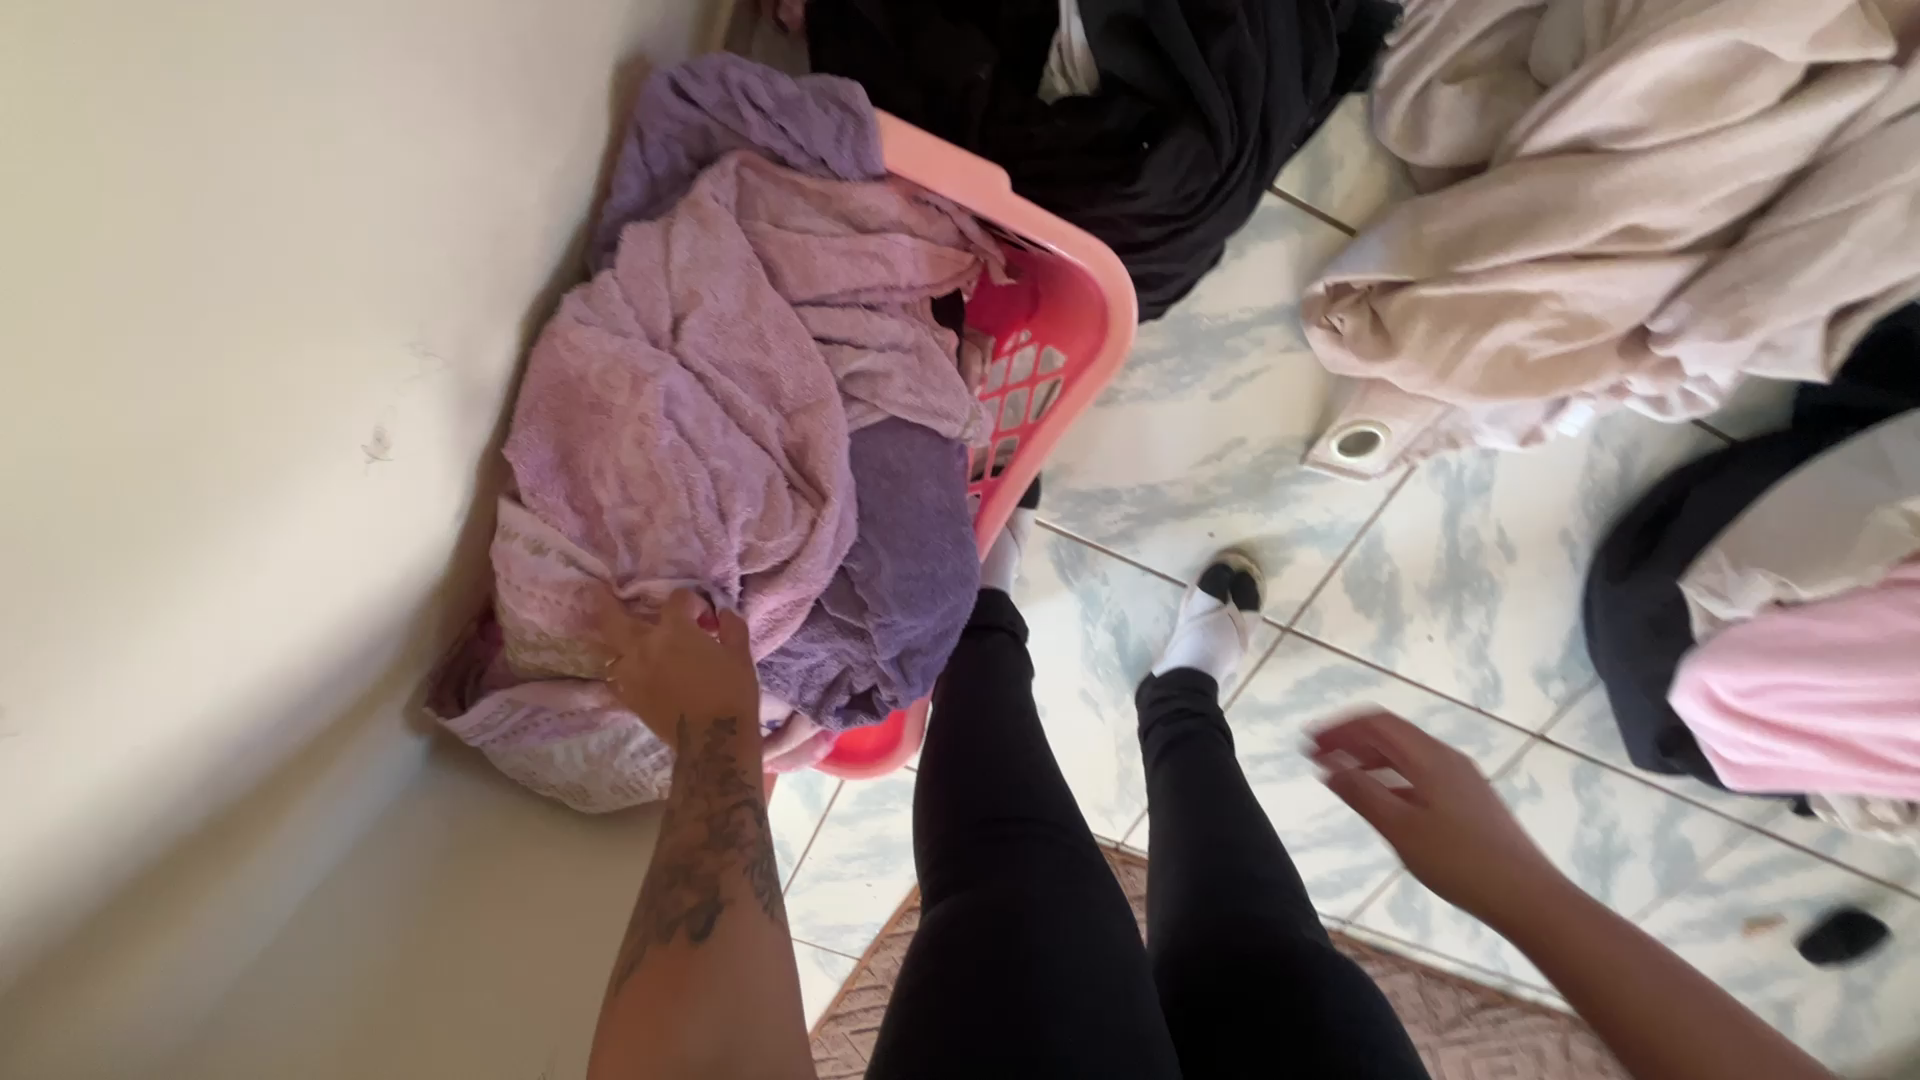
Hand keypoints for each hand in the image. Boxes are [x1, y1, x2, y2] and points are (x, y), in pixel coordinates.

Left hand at [601, 589, 759, 749]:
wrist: (714, 739)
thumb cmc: (732, 692)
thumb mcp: (740, 654)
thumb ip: (732, 627)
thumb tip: (724, 613)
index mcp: (674, 631)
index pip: (677, 601)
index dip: (692, 601)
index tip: (706, 613)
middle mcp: (645, 647)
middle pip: (615, 619)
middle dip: (607, 602)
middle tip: (600, 591)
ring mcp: (632, 674)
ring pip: (611, 650)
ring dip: (618, 640)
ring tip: (624, 636)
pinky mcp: (629, 698)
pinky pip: (617, 677)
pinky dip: (623, 669)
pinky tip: (634, 668)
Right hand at [1309, 711, 1566, 924]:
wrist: (1532, 901)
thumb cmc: (1460, 863)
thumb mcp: (1400, 829)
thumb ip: (1361, 793)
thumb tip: (1329, 768)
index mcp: (1429, 758)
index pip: (1375, 723)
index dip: (1338, 727)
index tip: (1308, 743)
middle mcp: (1446, 759)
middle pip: (1389, 734)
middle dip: (1349, 740)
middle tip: (1316, 758)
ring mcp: (1461, 779)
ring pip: (1404, 754)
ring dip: (1367, 758)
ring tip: (1340, 777)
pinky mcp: (1468, 800)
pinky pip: (1418, 773)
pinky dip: (1389, 775)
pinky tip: (1379, 799)